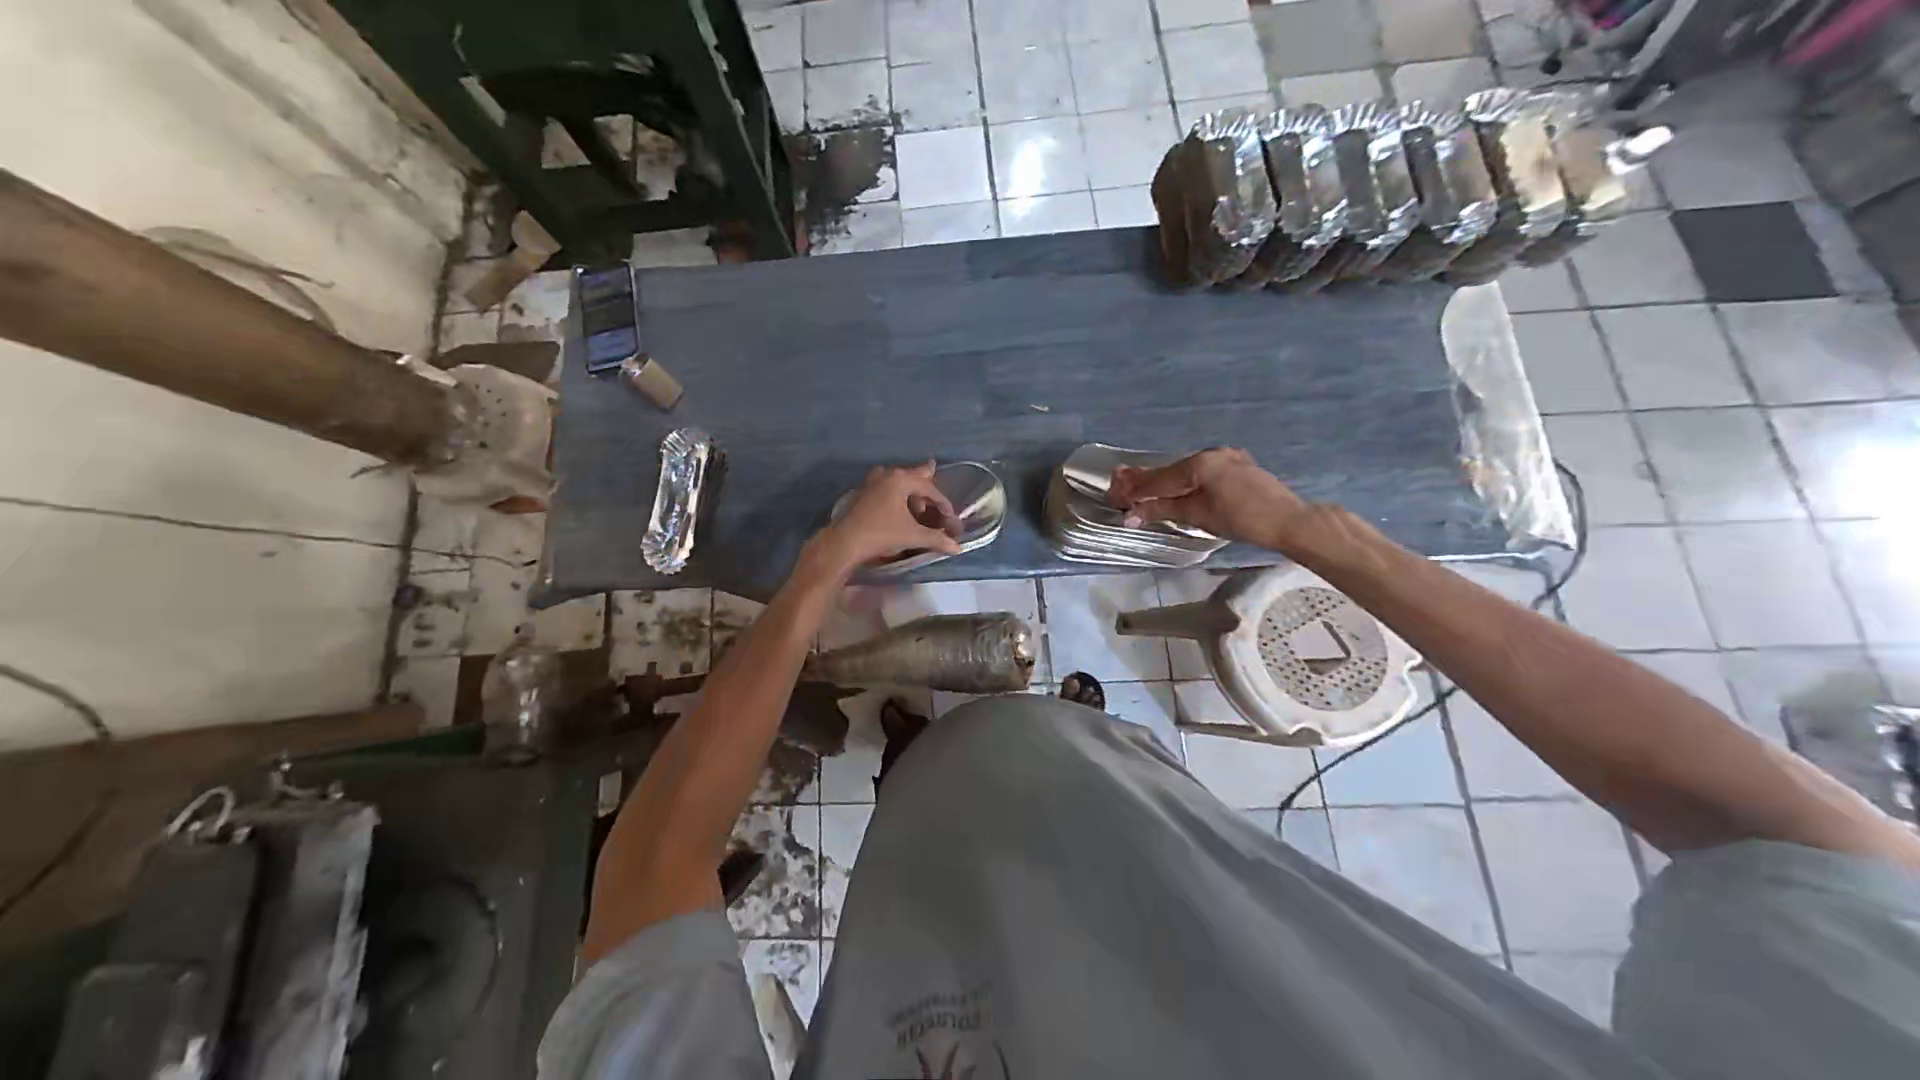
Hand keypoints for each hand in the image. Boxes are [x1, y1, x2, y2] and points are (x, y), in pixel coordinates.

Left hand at [809, 462, 963, 576]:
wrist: (843, 543)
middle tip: (937, 484)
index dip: (943, 503)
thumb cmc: (880, 534)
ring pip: (899, 481)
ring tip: (921, 508)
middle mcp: (886, 474)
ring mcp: (871, 481)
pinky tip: (901, 509)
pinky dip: (898, 495)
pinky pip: (887, 487)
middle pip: (913, 476)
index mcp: (900, 479)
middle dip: (927, 485)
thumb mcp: (912, 536)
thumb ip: (936, 539)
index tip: (950, 517)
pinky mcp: (862, 492)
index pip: (929, 488)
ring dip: (912, 492)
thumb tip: (958, 548)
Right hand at [1107, 448, 1312, 548]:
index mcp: (1200, 462)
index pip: (1159, 478)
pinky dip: (1187, 483)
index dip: (1135, 489)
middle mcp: (1213, 454)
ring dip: (1166, 483)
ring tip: (1145, 493)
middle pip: (1172, 471)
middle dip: (1147, 483)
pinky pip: (1204, 474)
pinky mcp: (1240, 469)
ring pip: (1188, 472)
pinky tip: (1178, 490)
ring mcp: (1229, 459)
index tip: (1115, 495)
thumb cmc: (1241, 518)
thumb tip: (1130, 514)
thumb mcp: (1198, 515)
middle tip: (1122, 490)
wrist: (1289, 521)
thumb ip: (1163, 510)